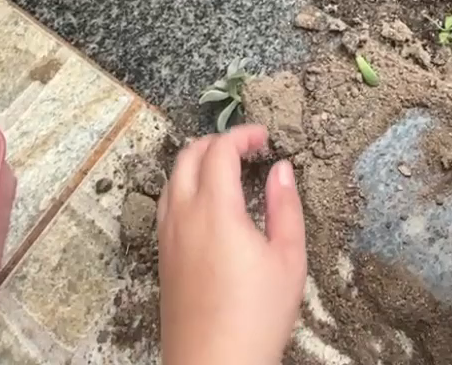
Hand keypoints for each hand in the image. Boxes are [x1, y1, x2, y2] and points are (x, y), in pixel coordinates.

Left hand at [158, 125, 305, 364]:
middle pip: (189, 155)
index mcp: (215, 209)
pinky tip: (208, 204)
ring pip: (172, 177)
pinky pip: (167, 203)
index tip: (264, 136)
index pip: (220, 149)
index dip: (242, 134)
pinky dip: (185, 185)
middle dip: (217, 141)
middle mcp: (184, 215)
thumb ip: (286, 206)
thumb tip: (281, 169)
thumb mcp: (289, 260)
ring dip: (198, 161)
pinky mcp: (162, 257)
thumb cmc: (256, 317)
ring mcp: (168, 236)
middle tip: (247, 149)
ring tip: (228, 170)